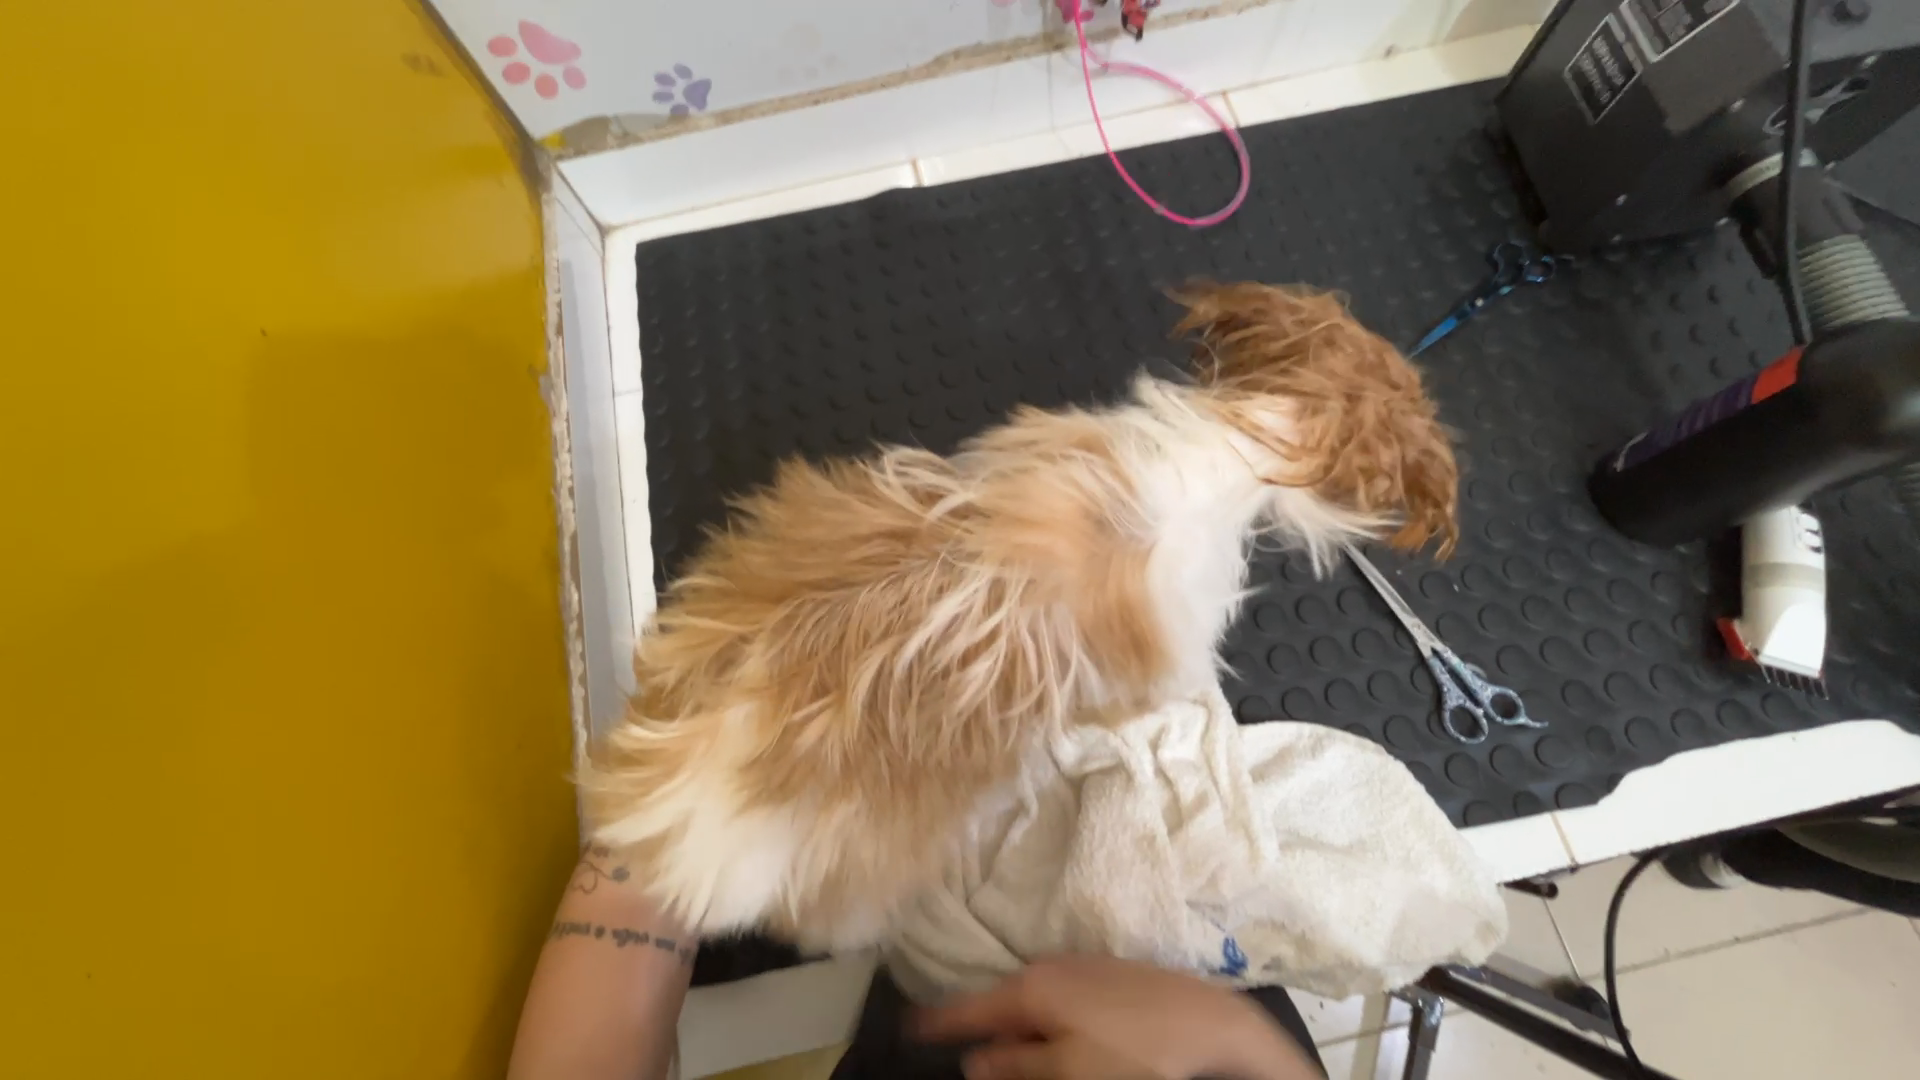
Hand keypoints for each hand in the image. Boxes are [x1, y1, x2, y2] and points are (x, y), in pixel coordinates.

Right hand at [916, 956, 1319, 1079]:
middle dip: (983, 1031)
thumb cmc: (1131, 1055)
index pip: (968, 1008)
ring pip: (1032, 1001)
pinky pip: (1058, 996)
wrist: (1206, 1022)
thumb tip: (974, 1061)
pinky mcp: (1104, 973)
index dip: (936, 1021)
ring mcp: (1078, 966)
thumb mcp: (1068, 1070)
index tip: (906, 1027)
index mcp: (1031, 990)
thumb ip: (1016, 1063)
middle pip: (1000, 1004)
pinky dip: (1047, 1019)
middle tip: (969, 1055)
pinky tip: (1062, 1039)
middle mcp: (1047, 967)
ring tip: (1015, 1053)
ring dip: (1019, 1027)